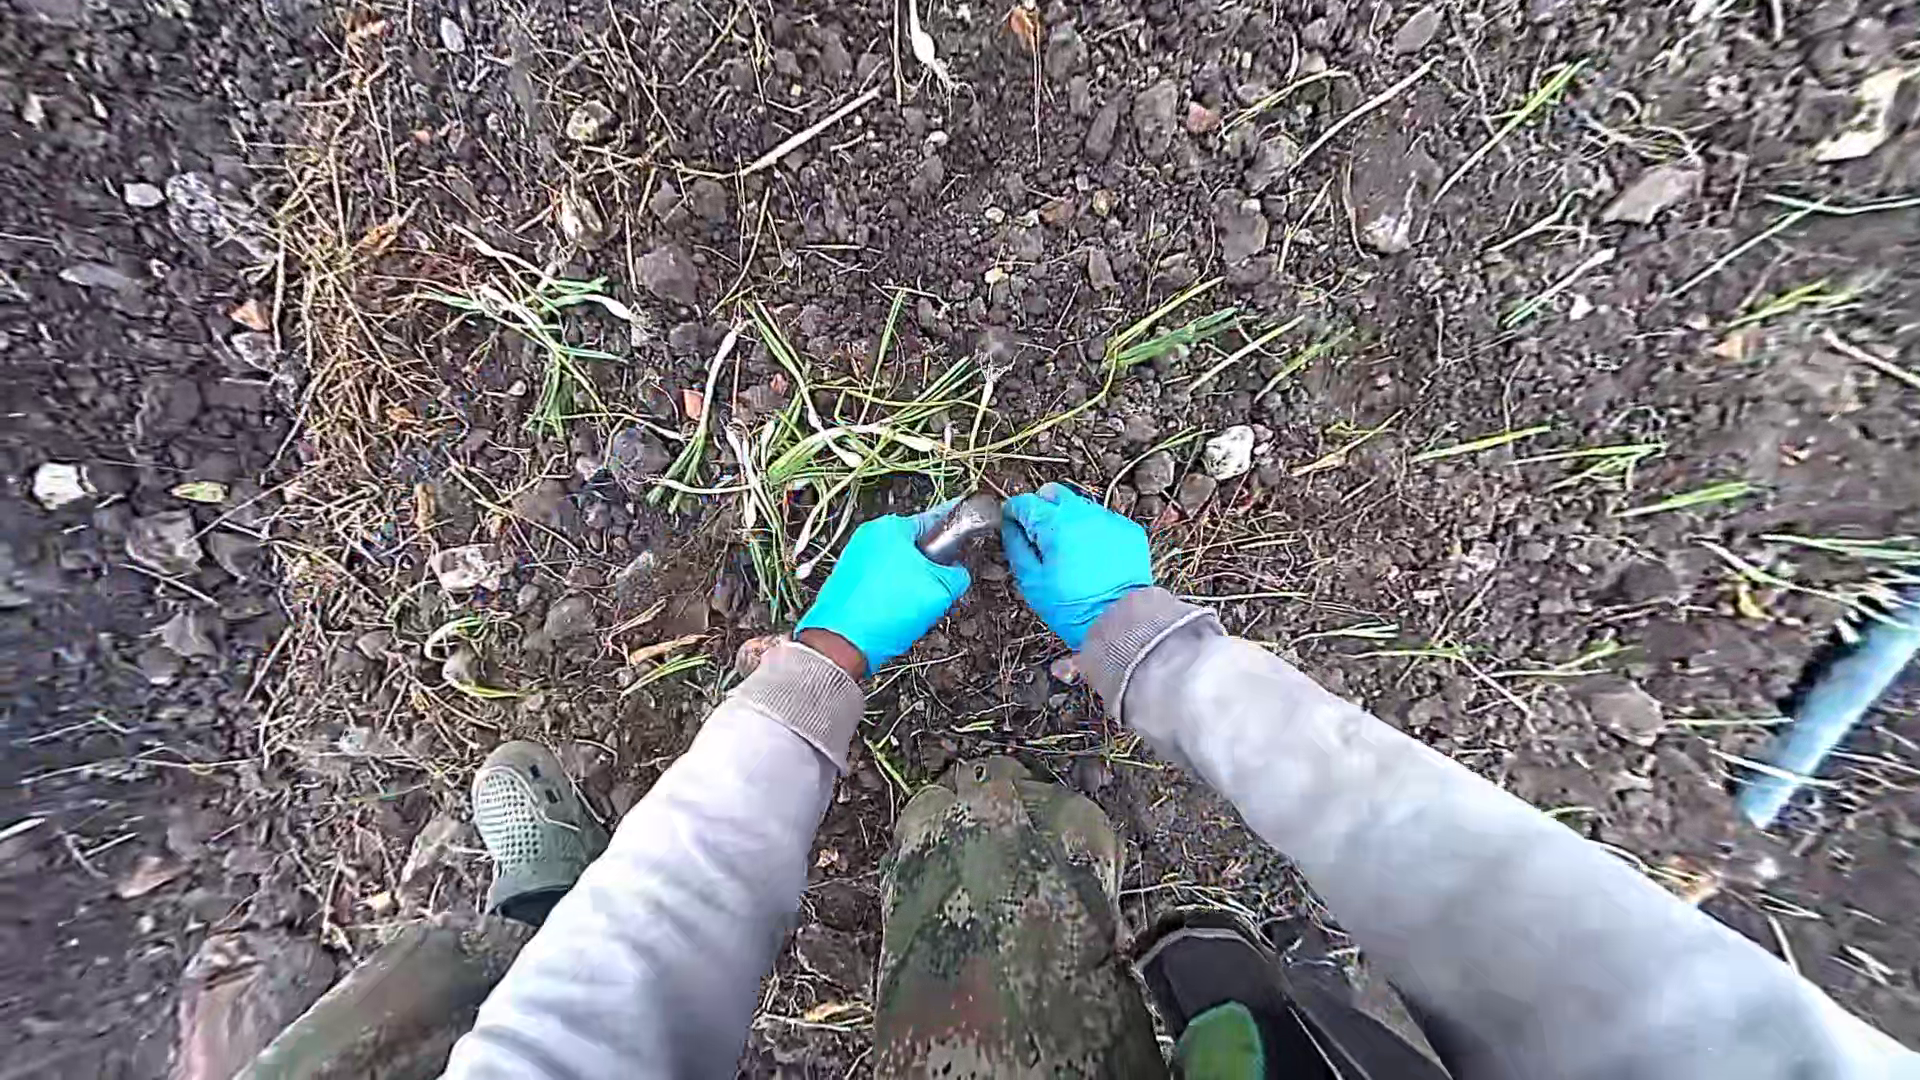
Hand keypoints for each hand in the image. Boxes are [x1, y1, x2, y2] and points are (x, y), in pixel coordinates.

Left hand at [795, 503, 971, 674]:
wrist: (842, 644)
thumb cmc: (883, 612)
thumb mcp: (940, 591)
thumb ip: (958, 575)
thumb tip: (959, 573)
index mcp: (889, 528)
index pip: (935, 520)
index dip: (956, 532)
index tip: (966, 536)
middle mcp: (869, 537)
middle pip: (917, 548)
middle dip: (933, 570)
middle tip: (940, 591)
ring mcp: (856, 559)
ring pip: (901, 568)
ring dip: (915, 586)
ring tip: (915, 609)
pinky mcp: (849, 581)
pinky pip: (883, 583)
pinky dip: (895, 596)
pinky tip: (898, 615)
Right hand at [1001, 482, 1152, 648]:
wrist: (1121, 622)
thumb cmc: (1072, 608)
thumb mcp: (1031, 581)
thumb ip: (1016, 546)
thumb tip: (1010, 526)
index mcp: (1055, 525)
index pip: (1025, 502)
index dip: (1014, 513)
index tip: (1013, 524)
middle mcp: (1083, 514)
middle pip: (1053, 493)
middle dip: (1041, 508)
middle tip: (1039, 535)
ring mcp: (1109, 520)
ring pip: (1079, 505)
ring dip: (1068, 519)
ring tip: (1068, 551)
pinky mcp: (1128, 530)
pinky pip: (1103, 520)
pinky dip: (1093, 531)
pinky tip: (1091, 556)